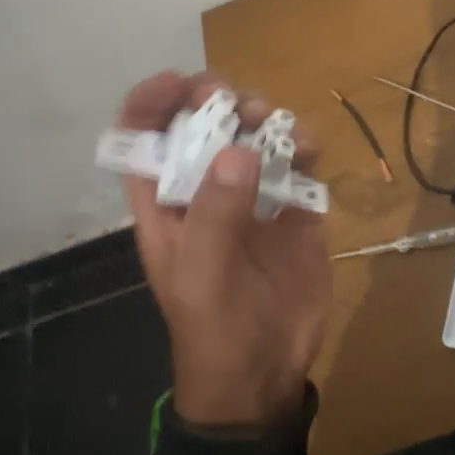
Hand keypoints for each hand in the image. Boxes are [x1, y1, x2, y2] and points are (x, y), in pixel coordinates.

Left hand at [118, 71, 331, 427]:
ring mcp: (253, 199)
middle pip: (204, 129)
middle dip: (217, 104)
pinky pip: (298, 165)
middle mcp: (207, 193)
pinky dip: (303, 147)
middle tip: (239, 101)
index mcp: (166, 207)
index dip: (152, 105)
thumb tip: (240, 149)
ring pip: (253, 139)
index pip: (144, 142)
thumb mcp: (204, 276)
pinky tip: (309, 148)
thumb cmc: (215, 329)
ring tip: (275, 121)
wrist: (265, 372)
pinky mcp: (295, 210)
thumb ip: (217, 214)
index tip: (180, 81)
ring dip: (263, 120)